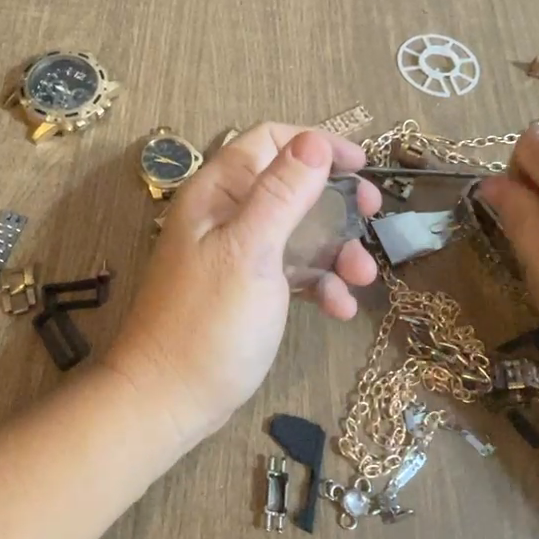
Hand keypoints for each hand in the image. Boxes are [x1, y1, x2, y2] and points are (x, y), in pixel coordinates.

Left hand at [102, 124, 381, 444]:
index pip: (268, 142)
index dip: (315, 144)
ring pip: (297, 232)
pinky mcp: (247, 291)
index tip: (360, 165)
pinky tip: (341, 309)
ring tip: (365, 276)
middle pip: (289, 186)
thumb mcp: (250, 251)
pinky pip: (291, 272)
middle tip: (370, 216)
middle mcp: (225, 215)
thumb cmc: (208, 321)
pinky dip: (319, 284)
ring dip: (335, 249)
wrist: (169, 399)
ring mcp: (236, 254)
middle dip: (334, 200)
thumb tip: (314, 140)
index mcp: (217, 193)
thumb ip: (282, 193)